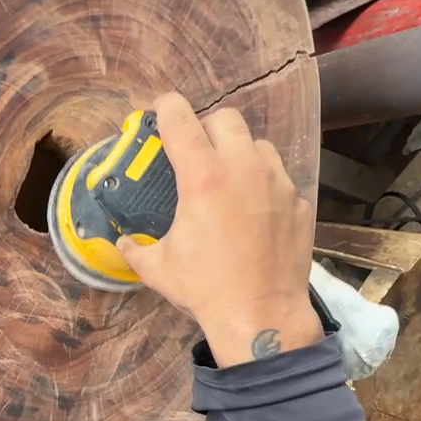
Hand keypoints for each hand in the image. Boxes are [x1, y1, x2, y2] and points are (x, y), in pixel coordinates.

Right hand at [118, 93, 320, 366]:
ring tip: (226, 178)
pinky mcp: (298, 199)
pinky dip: (260, 181)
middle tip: (193, 150)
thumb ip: (134, 248)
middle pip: (225, 119)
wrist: (260, 313)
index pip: (181, 122)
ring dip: (237, 151)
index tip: (159, 107)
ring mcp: (276, 181)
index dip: (166, 108)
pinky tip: (250, 208)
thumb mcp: (157, 269)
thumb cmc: (204, 289)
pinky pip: (277, 175)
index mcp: (202, 179)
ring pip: (256, 144)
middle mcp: (242, 168)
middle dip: (205, 127)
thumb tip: (122, 243)